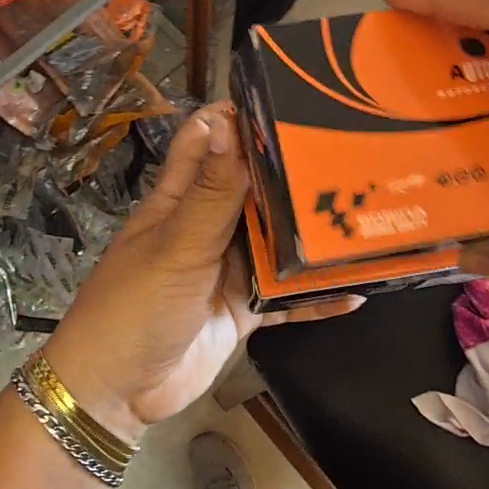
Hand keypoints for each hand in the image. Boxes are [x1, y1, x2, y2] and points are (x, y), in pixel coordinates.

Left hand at [43, 102, 363, 441]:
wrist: (117, 392)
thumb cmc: (135, 308)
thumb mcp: (176, 247)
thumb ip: (210, 193)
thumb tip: (230, 121)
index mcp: (180, 200)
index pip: (206, 141)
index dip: (238, 116)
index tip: (290, 96)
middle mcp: (206, 227)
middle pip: (253, 188)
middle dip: (292, 172)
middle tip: (355, 152)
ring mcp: (226, 269)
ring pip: (276, 241)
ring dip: (312, 234)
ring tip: (371, 214)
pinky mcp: (243, 309)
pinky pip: (286, 298)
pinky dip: (315, 296)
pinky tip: (357, 290)